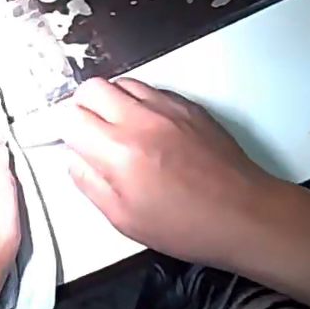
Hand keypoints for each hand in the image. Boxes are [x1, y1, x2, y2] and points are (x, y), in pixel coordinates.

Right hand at [60, 78, 299, 270]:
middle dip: (82, 107)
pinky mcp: (188, 106)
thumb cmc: (186, 226)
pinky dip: (139, 102)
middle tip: (90, 130)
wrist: (244, 215)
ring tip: (119, 127)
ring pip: (120, 82)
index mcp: (118, 152)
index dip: (65, 131)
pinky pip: (150, 89)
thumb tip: (74, 159)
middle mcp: (139, 120)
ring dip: (110, 101)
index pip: (70, 118)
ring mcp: (166, 108)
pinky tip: (148, 127)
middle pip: (90, 88)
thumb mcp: (124, 219)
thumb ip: (89, 183)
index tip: (73, 144)